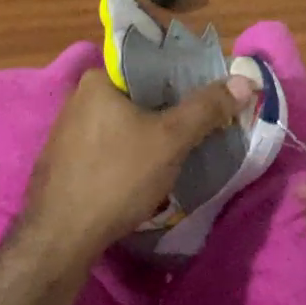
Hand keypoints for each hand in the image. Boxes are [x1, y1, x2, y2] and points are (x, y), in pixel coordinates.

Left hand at [20, 69, 254, 263]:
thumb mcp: (171, 139)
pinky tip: (142, 178)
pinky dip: (126, 159)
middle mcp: (77, 99)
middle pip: (136, 99)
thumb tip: (243, 81)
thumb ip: (206, 108)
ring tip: (176, 156)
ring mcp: (66, 133)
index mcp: (97, 81)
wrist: (62, 236)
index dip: (181, 82)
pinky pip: (105, 151)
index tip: (205, 101)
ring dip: (147, 139)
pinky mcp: (64, 164)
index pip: (148, 68)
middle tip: (197, 132)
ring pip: (121, 127)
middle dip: (166, 114)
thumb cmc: (117, 176)